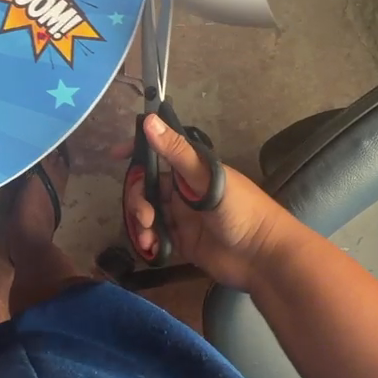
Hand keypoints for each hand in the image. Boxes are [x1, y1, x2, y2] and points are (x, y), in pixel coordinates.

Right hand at [122, 115, 300, 287]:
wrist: (263, 257)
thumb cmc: (242, 210)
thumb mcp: (207, 178)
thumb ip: (176, 152)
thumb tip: (148, 120)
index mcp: (192, 170)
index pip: (158, 154)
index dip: (136, 152)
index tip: (114, 155)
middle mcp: (184, 191)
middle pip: (146, 188)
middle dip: (137, 200)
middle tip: (145, 216)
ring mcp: (182, 217)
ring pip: (147, 213)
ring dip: (141, 223)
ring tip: (149, 237)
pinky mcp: (181, 242)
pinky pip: (154, 236)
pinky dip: (148, 240)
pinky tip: (152, 249)